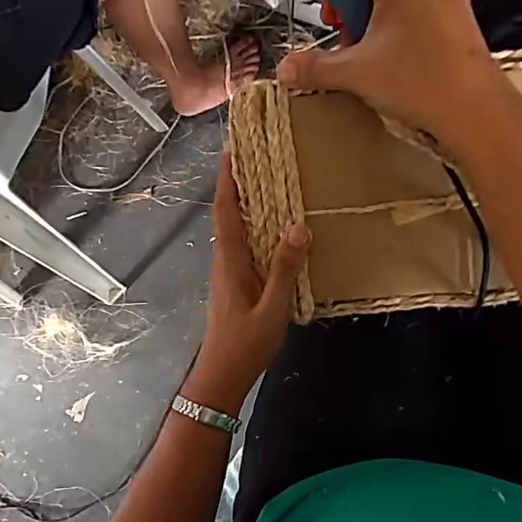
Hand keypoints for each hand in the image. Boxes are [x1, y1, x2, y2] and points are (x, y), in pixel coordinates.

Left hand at [184, 154, 310, 413]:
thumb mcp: (273, 307)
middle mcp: (225, 259)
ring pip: (236, 227)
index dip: (229, 178)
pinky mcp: (235, 281)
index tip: (233, 148)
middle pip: (229, 212)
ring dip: (246, 201)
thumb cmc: (246, 343)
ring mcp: (228, 271)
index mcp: (231, 260)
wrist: (223, 374)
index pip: (227, 210)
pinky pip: (244, 242)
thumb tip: (299, 226)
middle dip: (238, 181)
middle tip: (257, 154)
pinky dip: (254, 225)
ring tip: (268, 180)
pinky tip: (273, 226)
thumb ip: (285, 269)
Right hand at [277, 0, 521, 147]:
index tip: (333, 14)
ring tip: (373, 56)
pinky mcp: (462, 15)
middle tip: (350, 40)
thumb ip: (316, 67)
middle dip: (357, 5)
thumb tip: (283, 69)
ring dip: (379, 19)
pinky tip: (400, 61)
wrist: (475, 109)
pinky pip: (423, 8)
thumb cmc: (416, 81)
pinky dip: (405, 27)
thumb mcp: (357, 73)